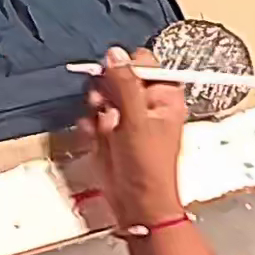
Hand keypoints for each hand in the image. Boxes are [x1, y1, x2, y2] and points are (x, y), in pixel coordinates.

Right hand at [77, 46, 187, 226]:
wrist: (135, 201)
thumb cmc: (146, 163)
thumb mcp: (136, 118)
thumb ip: (124, 84)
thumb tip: (114, 53)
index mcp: (164, 96)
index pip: (143, 64)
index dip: (125, 69)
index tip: (113, 78)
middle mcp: (146, 104)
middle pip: (118, 78)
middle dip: (106, 91)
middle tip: (105, 105)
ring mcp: (126, 119)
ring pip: (101, 97)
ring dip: (96, 109)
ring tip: (102, 126)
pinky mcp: (108, 133)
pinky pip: (92, 117)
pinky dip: (90, 126)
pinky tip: (95, 137)